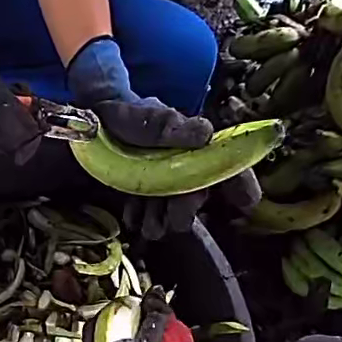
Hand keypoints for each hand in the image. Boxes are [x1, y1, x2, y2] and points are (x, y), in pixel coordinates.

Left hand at [65, 37, 256, 236]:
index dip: (240, 182)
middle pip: (196, 194)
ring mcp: (162, 178)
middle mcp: (183, 164)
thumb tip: (206, 133)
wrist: (94, 119)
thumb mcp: (147, 117)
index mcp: (193, 146)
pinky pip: (147, 210)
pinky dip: (140, 217)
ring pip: (171, 207)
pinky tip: (132, 219)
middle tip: (173, 221)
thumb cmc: (127, 113)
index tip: (246, 202)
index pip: (227, 163)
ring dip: (161, 221)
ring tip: (149, 227)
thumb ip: (171, 127)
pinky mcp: (141, 188)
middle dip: (185, 211)